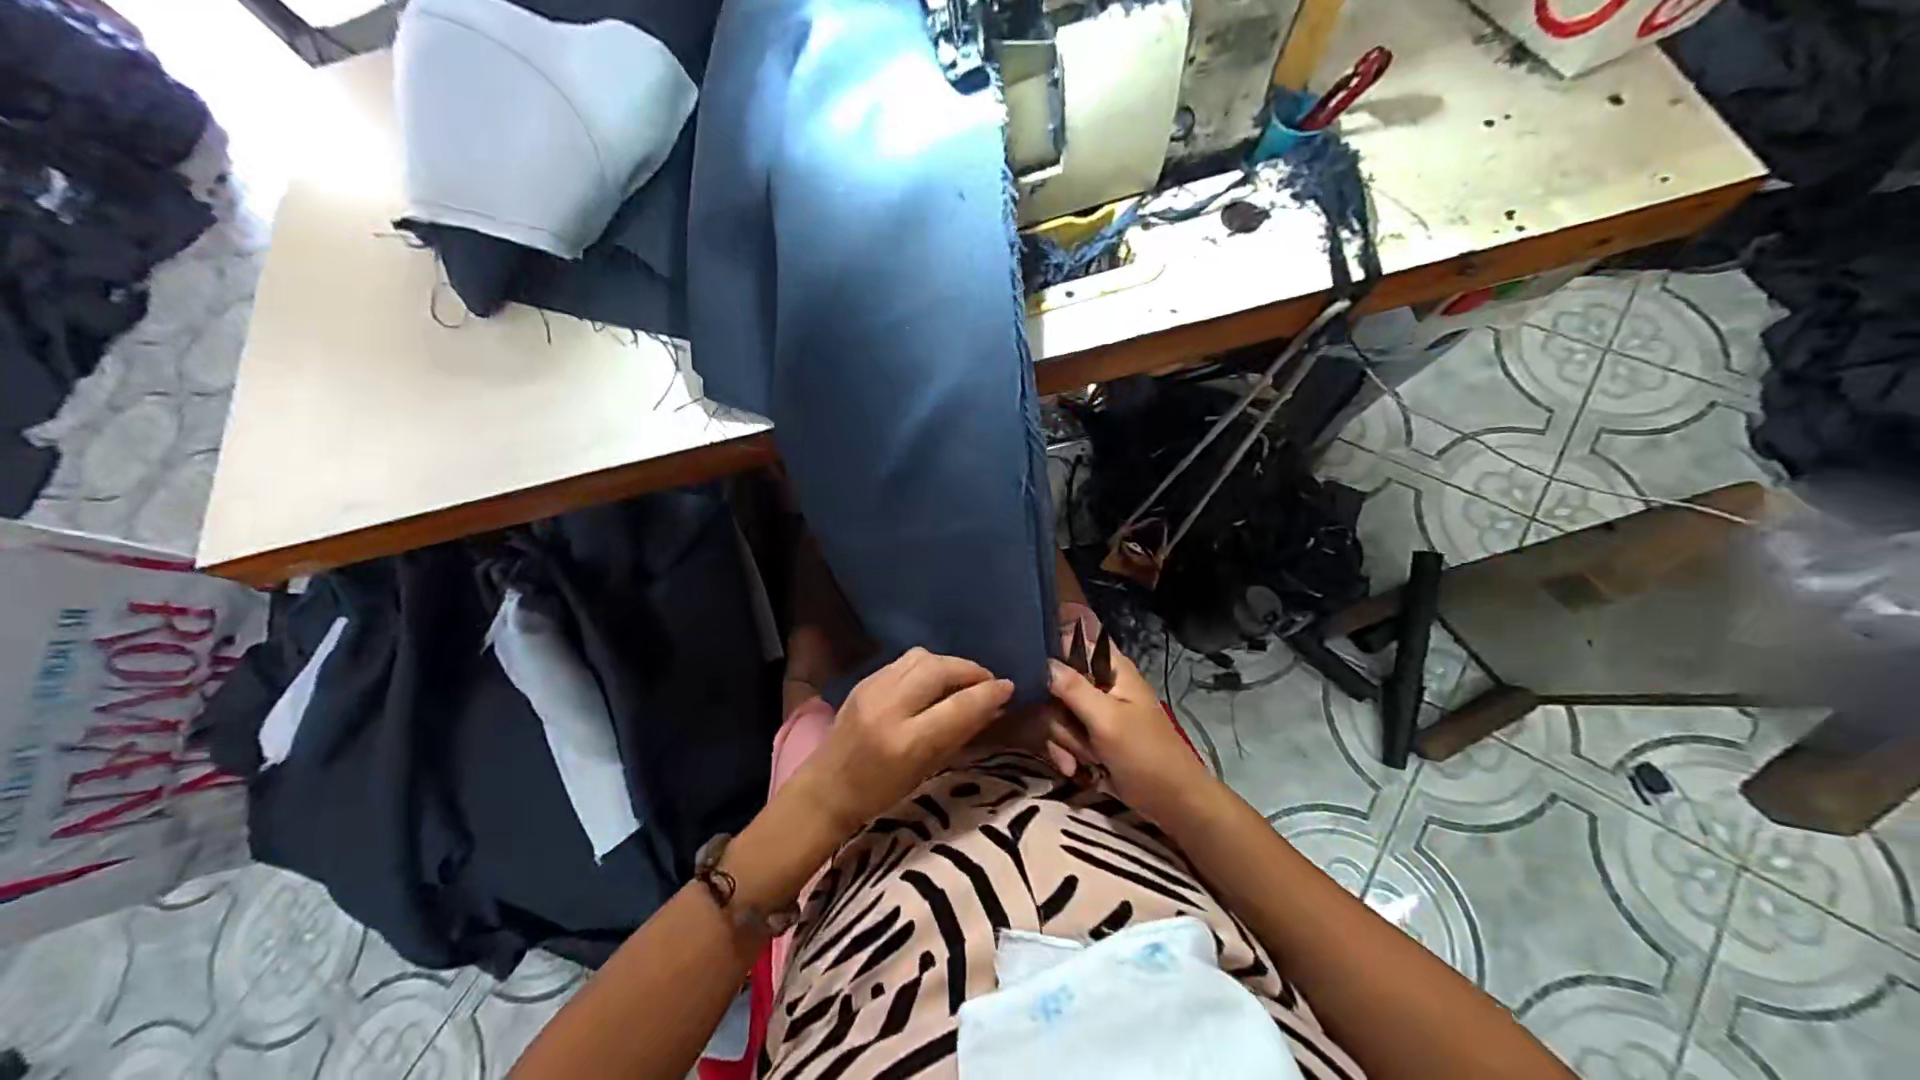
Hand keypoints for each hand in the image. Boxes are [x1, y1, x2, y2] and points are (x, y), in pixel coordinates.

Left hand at [781, 647, 1014, 838]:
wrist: (826, 789)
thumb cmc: (881, 793)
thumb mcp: (927, 769)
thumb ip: (960, 734)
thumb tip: (993, 706)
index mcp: (906, 742)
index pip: (959, 705)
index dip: (989, 693)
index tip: (1009, 688)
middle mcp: (889, 708)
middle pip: (941, 669)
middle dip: (971, 670)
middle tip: (988, 682)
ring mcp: (872, 689)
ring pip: (922, 657)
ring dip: (950, 664)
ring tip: (963, 679)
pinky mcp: (864, 680)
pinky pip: (904, 661)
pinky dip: (927, 665)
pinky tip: (934, 680)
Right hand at [1045, 652, 1216, 825]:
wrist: (1170, 802)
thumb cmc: (1145, 754)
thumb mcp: (1107, 720)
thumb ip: (1073, 688)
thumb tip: (1044, 661)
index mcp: (1112, 669)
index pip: (1075, 641)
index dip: (1053, 651)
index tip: (1037, 673)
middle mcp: (1100, 684)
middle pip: (1056, 685)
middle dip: (1058, 716)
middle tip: (1074, 736)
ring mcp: (1094, 712)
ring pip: (1056, 714)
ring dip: (1064, 741)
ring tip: (1085, 760)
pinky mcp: (1089, 737)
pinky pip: (1062, 736)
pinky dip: (1066, 753)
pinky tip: (1075, 771)